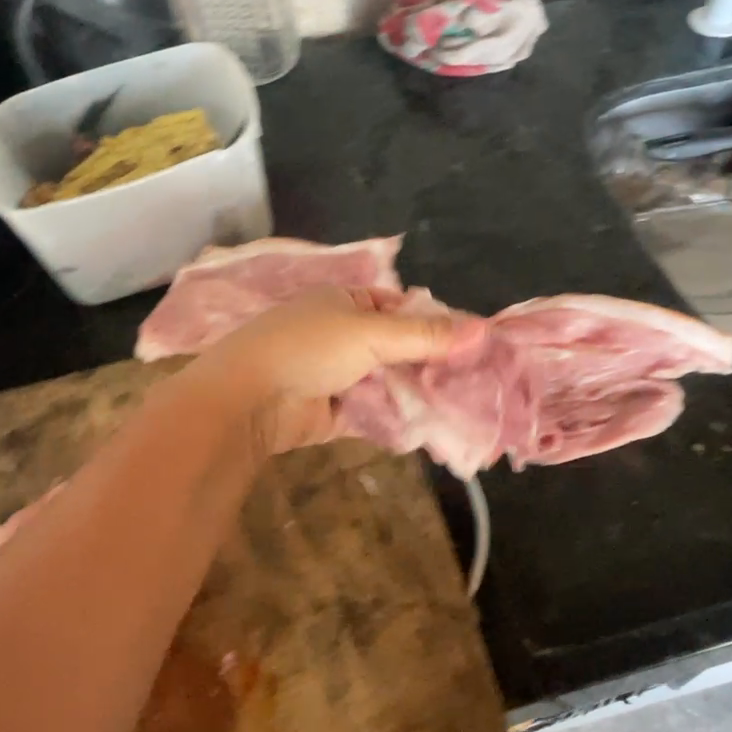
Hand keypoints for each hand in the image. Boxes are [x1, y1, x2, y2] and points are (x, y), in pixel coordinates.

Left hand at [188, 286, 469, 454]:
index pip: (401, 308)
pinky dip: (397, 420)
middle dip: (431, 365)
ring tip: (464, 407)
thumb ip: (425, 335)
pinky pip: (374, 414)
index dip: (437, 324)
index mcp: (346, 302)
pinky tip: (433, 429)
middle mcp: (342, 335)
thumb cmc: (308, 347)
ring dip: (417, 394)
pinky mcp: (333, 414)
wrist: (248, 398)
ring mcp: (336, 376)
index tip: (475, 344)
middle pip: (398, 349)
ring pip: (388, 383)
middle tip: (478, 382)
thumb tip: (482, 327)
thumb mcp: (372, 332)